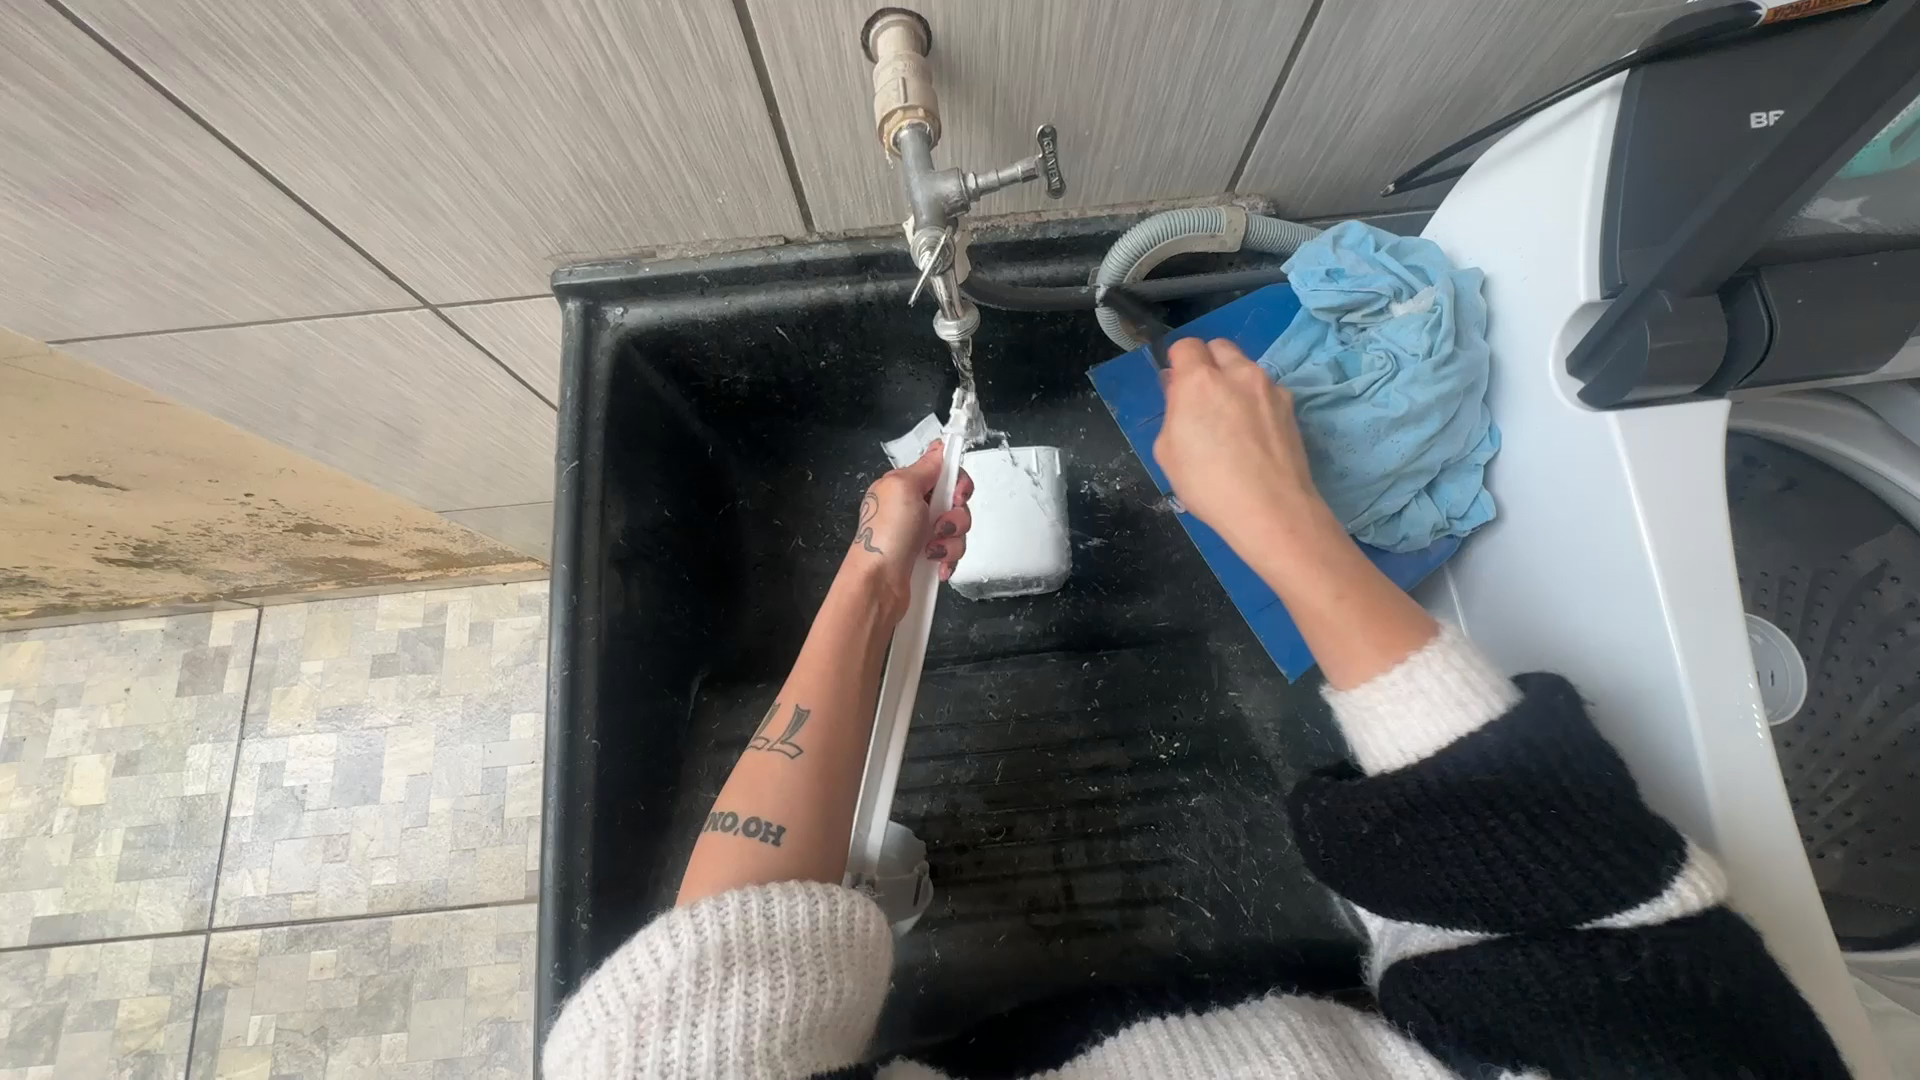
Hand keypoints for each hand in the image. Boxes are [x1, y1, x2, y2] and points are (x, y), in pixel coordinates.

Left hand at [846, 442, 973, 619]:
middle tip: (939, 524)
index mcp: (904, 486)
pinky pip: (954, 552)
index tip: (957, 493)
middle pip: (956, 501)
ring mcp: (921, 534)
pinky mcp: (928, 557)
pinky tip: (936, 565)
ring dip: (952, 540)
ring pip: (958, 528)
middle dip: (956, 515)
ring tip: (932, 550)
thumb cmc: (885, 536)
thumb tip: (939, 449)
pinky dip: (949, 559)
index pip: (942, 470)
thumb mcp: (903, 487)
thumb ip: (926, 467)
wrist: (878, 584)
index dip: (956, 481)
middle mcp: (913, 508)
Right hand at [1152, 337, 1336, 551]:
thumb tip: (1179, 390)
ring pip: (1245, 368)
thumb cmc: (1207, 483)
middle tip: (1200, 397)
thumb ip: (1173, 411)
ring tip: (1229, 419)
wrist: (1270, 508)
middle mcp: (1238, 373)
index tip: (1175, 385)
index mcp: (1199, 381)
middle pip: (1219, 347)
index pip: (1185, 346)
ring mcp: (1269, 387)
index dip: (1177, 362)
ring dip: (1233, 381)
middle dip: (1206, 363)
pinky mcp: (1290, 406)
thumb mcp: (1167, 451)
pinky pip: (1266, 391)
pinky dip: (1255, 401)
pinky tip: (1253, 434)